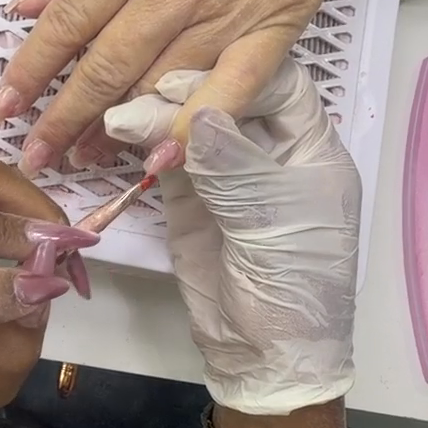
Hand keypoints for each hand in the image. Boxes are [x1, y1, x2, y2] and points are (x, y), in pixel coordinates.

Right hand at [104, 61, 358, 413]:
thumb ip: (237, 167)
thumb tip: (198, 112)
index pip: (280, 87)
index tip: (198, 76)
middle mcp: (267, 150)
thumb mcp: (275, 224)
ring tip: (117, 120)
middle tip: (147, 96)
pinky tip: (118, 134)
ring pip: (190, 126)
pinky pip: (166, 158)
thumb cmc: (294, 288)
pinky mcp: (189, 196)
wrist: (261, 354)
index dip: (241, 73)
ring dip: (155, 119)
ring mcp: (224, 172)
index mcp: (310, 149)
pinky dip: (143, 145)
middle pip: (227, 99)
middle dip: (187, 93)